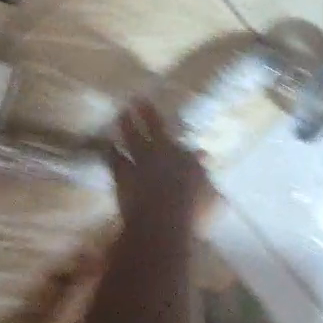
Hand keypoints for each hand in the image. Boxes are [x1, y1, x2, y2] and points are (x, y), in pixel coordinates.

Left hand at [106, 101, 211, 238]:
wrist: (160, 224)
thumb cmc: (194, 213)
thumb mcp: (213, 200)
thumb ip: (212, 188)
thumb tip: (213, 183)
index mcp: (187, 159)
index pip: (186, 147)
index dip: (185, 144)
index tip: (183, 139)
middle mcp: (163, 153)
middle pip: (154, 128)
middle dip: (146, 113)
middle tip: (138, 99)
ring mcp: (140, 163)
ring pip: (132, 137)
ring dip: (126, 125)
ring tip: (121, 113)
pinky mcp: (122, 176)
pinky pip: (115, 159)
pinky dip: (112, 152)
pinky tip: (109, 145)